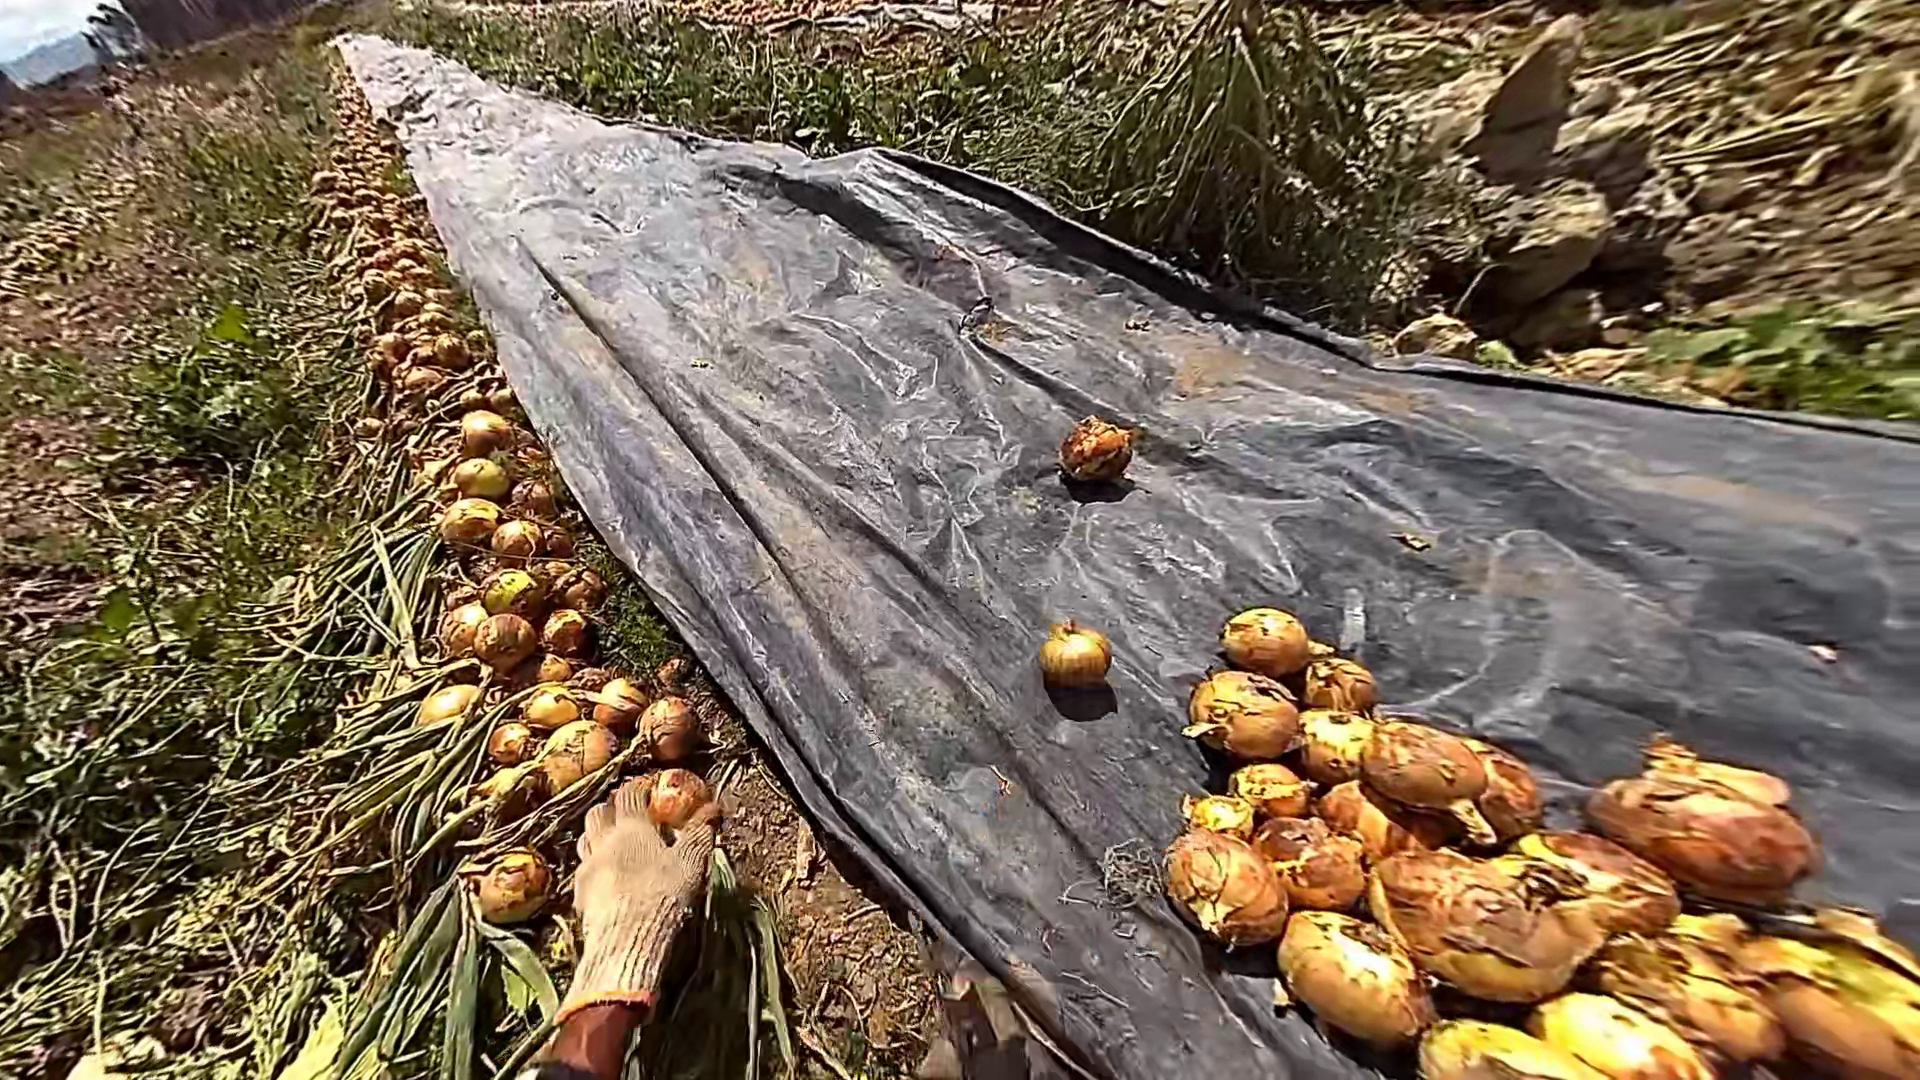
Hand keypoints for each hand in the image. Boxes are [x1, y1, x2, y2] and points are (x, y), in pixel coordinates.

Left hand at [558, 779, 720, 1020]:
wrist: (625, 944)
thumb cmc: (662, 894)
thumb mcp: (691, 859)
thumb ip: (699, 831)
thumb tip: (713, 808)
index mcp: (631, 827)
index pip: (628, 794)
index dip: (639, 786)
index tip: (651, 786)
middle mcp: (604, 842)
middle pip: (599, 812)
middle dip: (613, 806)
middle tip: (630, 809)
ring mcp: (587, 869)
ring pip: (586, 838)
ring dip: (599, 832)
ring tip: (617, 838)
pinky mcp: (578, 896)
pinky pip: (583, 867)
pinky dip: (595, 861)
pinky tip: (609, 872)